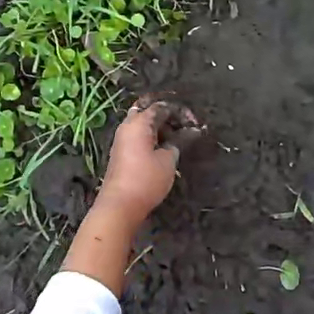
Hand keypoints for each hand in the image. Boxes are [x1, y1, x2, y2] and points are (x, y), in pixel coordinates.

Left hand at [97, 97, 200, 223]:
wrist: (119, 205)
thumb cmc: (146, 179)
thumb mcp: (168, 160)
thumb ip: (179, 142)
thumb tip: (190, 132)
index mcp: (139, 123)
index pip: (161, 107)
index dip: (180, 113)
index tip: (195, 124)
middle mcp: (127, 126)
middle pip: (149, 112)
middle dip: (168, 118)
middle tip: (184, 129)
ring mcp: (121, 139)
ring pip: (142, 124)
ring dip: (159, 128)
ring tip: (177, 140)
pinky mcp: (120, 152)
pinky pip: (137, 136)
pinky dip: (151, 137)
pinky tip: (163, 149)